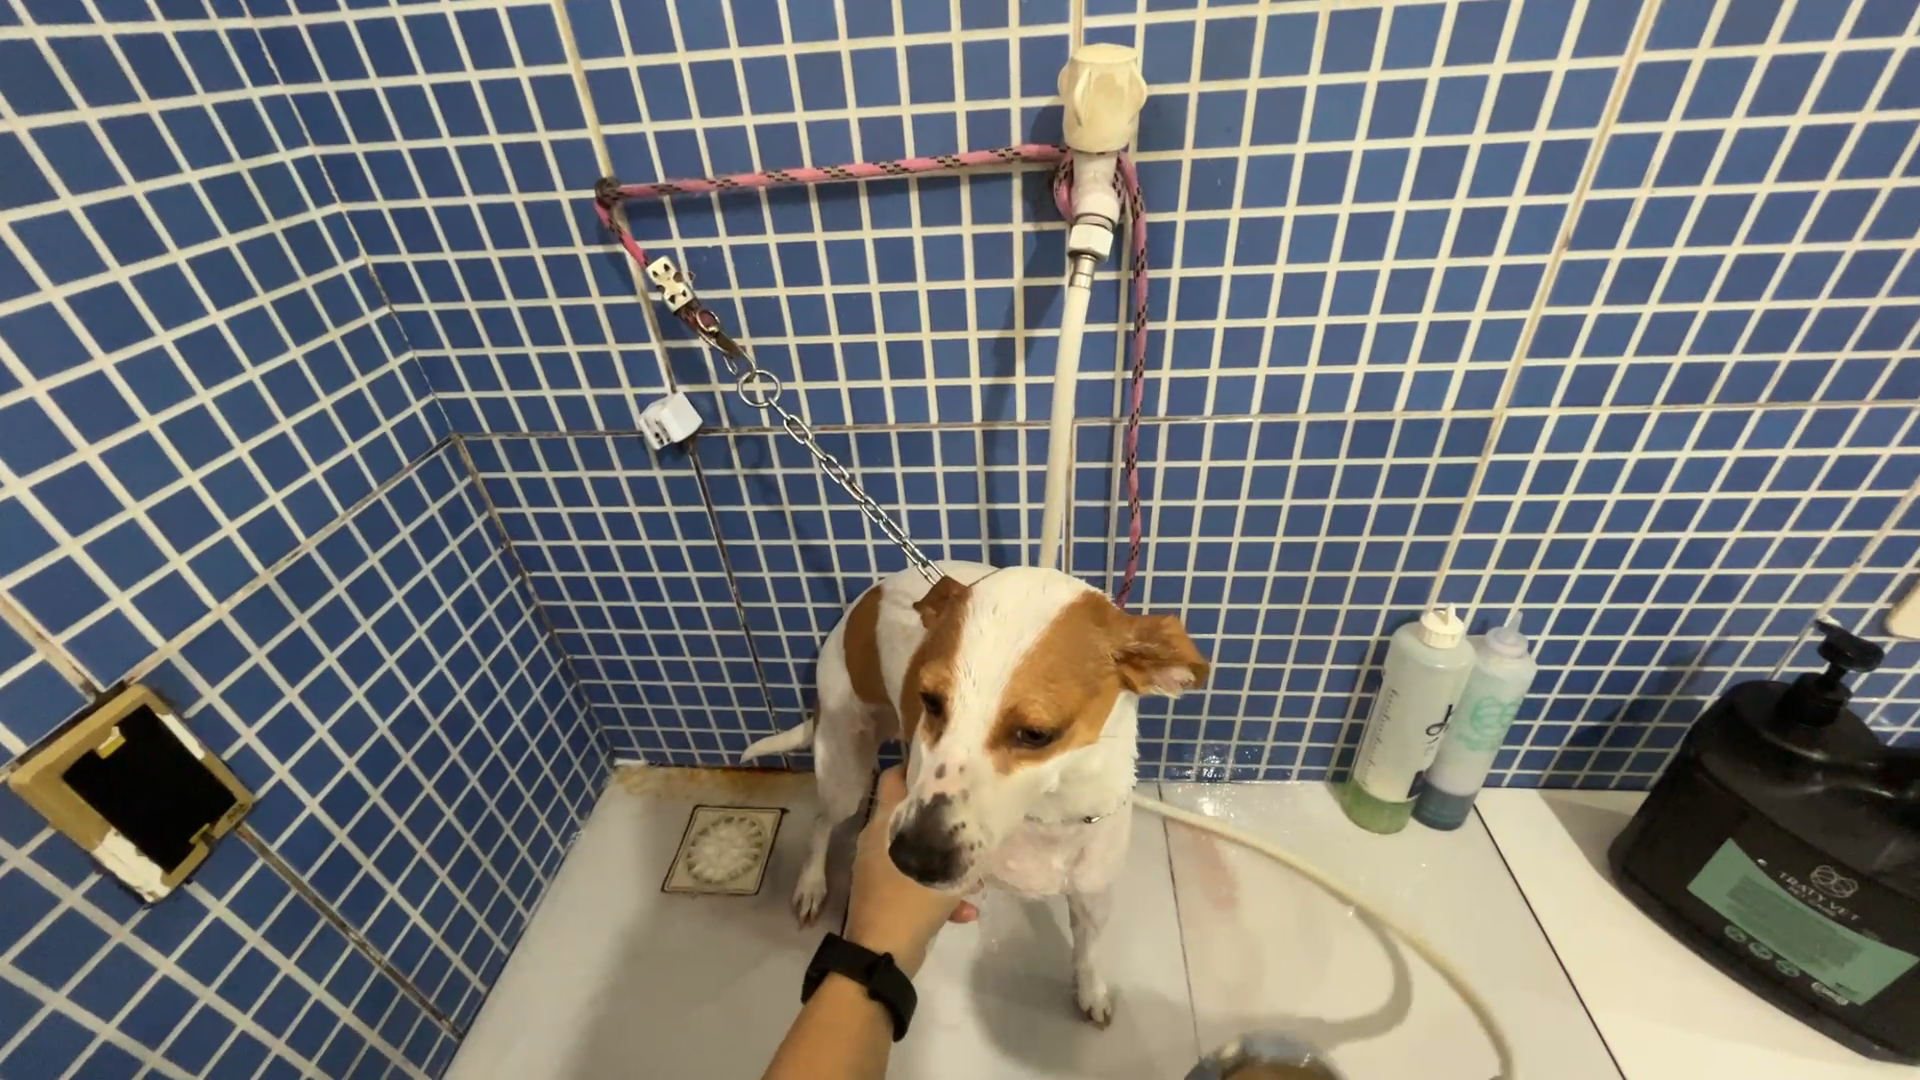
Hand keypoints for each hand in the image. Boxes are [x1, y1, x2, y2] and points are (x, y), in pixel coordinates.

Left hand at [842, 766, 978, 976]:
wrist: (880, 958)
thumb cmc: (909, 901)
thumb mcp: (943, 868)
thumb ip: (961, 843)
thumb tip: (979, 821)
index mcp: (883, 822)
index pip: (892, 778)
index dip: (916, 768)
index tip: (945, 770)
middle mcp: (876, 839)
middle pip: (910, 815)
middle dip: (940, 821)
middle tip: (969, 820)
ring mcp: (877, 868)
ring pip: (915, 851)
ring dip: (943, 862)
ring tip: (973, 879)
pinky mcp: (884, 895)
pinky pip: (912, 882)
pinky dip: (935, 892)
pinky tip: (965, 911)